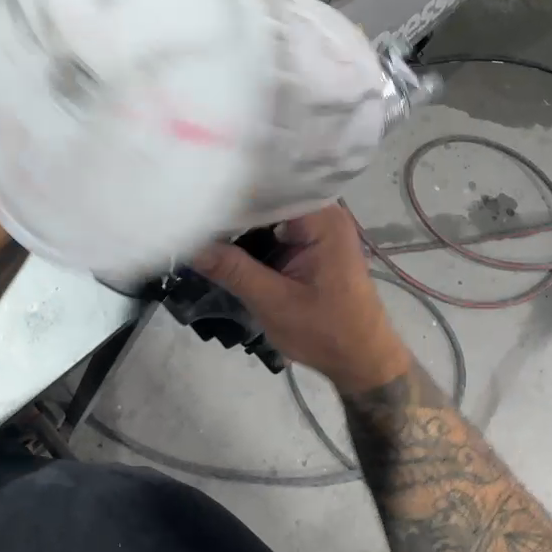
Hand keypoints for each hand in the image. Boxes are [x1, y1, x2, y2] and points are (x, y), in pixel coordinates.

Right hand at [191, 205, 410, 394]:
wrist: (362, 363)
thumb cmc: (327, 332)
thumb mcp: (274, 302)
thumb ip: (233, 270)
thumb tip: (189, 245)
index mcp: (322, 219)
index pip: (269, 188)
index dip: (231, 191)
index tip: (194, 195)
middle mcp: (321, 215)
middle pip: (266, 198)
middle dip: (230, 207)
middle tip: (189, 210)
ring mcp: (316, 230)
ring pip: (266, 216)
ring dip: (237, 224)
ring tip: (196, 223)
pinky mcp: (309, 246)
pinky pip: (272, 232)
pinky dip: (249, 239)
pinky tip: (219, 242)